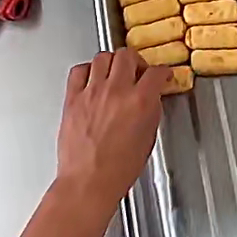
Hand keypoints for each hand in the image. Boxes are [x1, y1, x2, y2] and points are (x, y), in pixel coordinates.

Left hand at [53, 48, 169, 207]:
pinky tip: (92, 78)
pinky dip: (87, 70)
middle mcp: (116, 91)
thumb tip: (151, 98)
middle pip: (127, 55)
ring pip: (102, 57)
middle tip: (138, 70)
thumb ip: (150, 111)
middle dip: (136, 61)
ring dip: (112, 62)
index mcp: (140, 102)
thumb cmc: (118, 169)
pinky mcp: (73, 99)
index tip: (162, 75)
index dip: (163, 72)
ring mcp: (92, 93)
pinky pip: (78, 71)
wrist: (88, 182)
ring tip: (115, 72)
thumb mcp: (148, 138)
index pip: (156, 72)